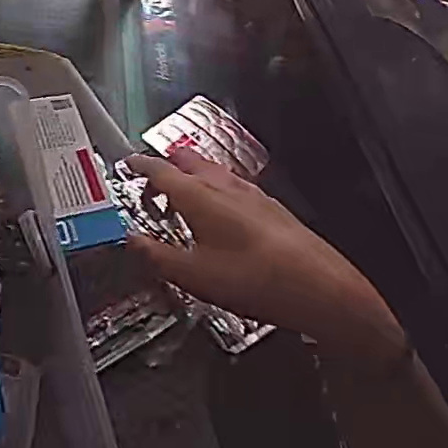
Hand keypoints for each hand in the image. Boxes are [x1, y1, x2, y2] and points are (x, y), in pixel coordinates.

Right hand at [126, 146, 406, 368]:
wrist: (318, 285)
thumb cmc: (254, 279)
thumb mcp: (194, 275)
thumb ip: (157, 256)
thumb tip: (131, 240)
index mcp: (199, 196)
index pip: (160, 170)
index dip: (140, 166)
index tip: (129, 164)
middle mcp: (222, 185)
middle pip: (186, 163)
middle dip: (165, 169)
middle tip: (150, 185)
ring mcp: (249, 192)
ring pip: (210, 172)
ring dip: (190, 179)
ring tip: (181, 200)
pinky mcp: (268, 204)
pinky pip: (230, 184)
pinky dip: (213, 189)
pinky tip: (220, 213)